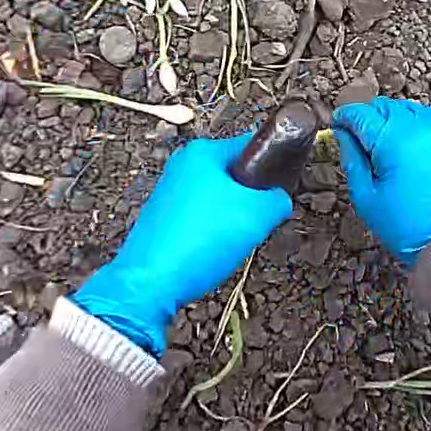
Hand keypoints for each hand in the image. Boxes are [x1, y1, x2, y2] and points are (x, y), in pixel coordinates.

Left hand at [72, 132, 291, 353]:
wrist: (150, 285)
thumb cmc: (193, 243)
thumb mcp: (259, 214)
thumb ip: (279, 199)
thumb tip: (280, 200)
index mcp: (202, 152)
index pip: (253, 146)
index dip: (273, 167)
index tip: (279, 186)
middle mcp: (183, 167)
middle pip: (238, 175)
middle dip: (252, 198)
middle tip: (255, 217)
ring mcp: (172, 192)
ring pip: (222, 199)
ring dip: (233, 218)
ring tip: (231, 237)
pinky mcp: (166, 218)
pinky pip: (204, 219)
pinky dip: (213, 232)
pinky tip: (213, 248)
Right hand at [333, 97, 430, 264]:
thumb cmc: (409, 226)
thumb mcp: (367, 197)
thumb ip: (352, 159)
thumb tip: (344, 135)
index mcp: (393, 140)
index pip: (360, 114)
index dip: (345, 118)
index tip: (340, 124)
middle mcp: (420, 126)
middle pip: (385, 106)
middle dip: (371, 119)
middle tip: (366, 142)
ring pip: (410, 109)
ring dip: (396, 121)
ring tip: (393, 148)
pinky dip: (421, 126)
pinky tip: (416, 148)